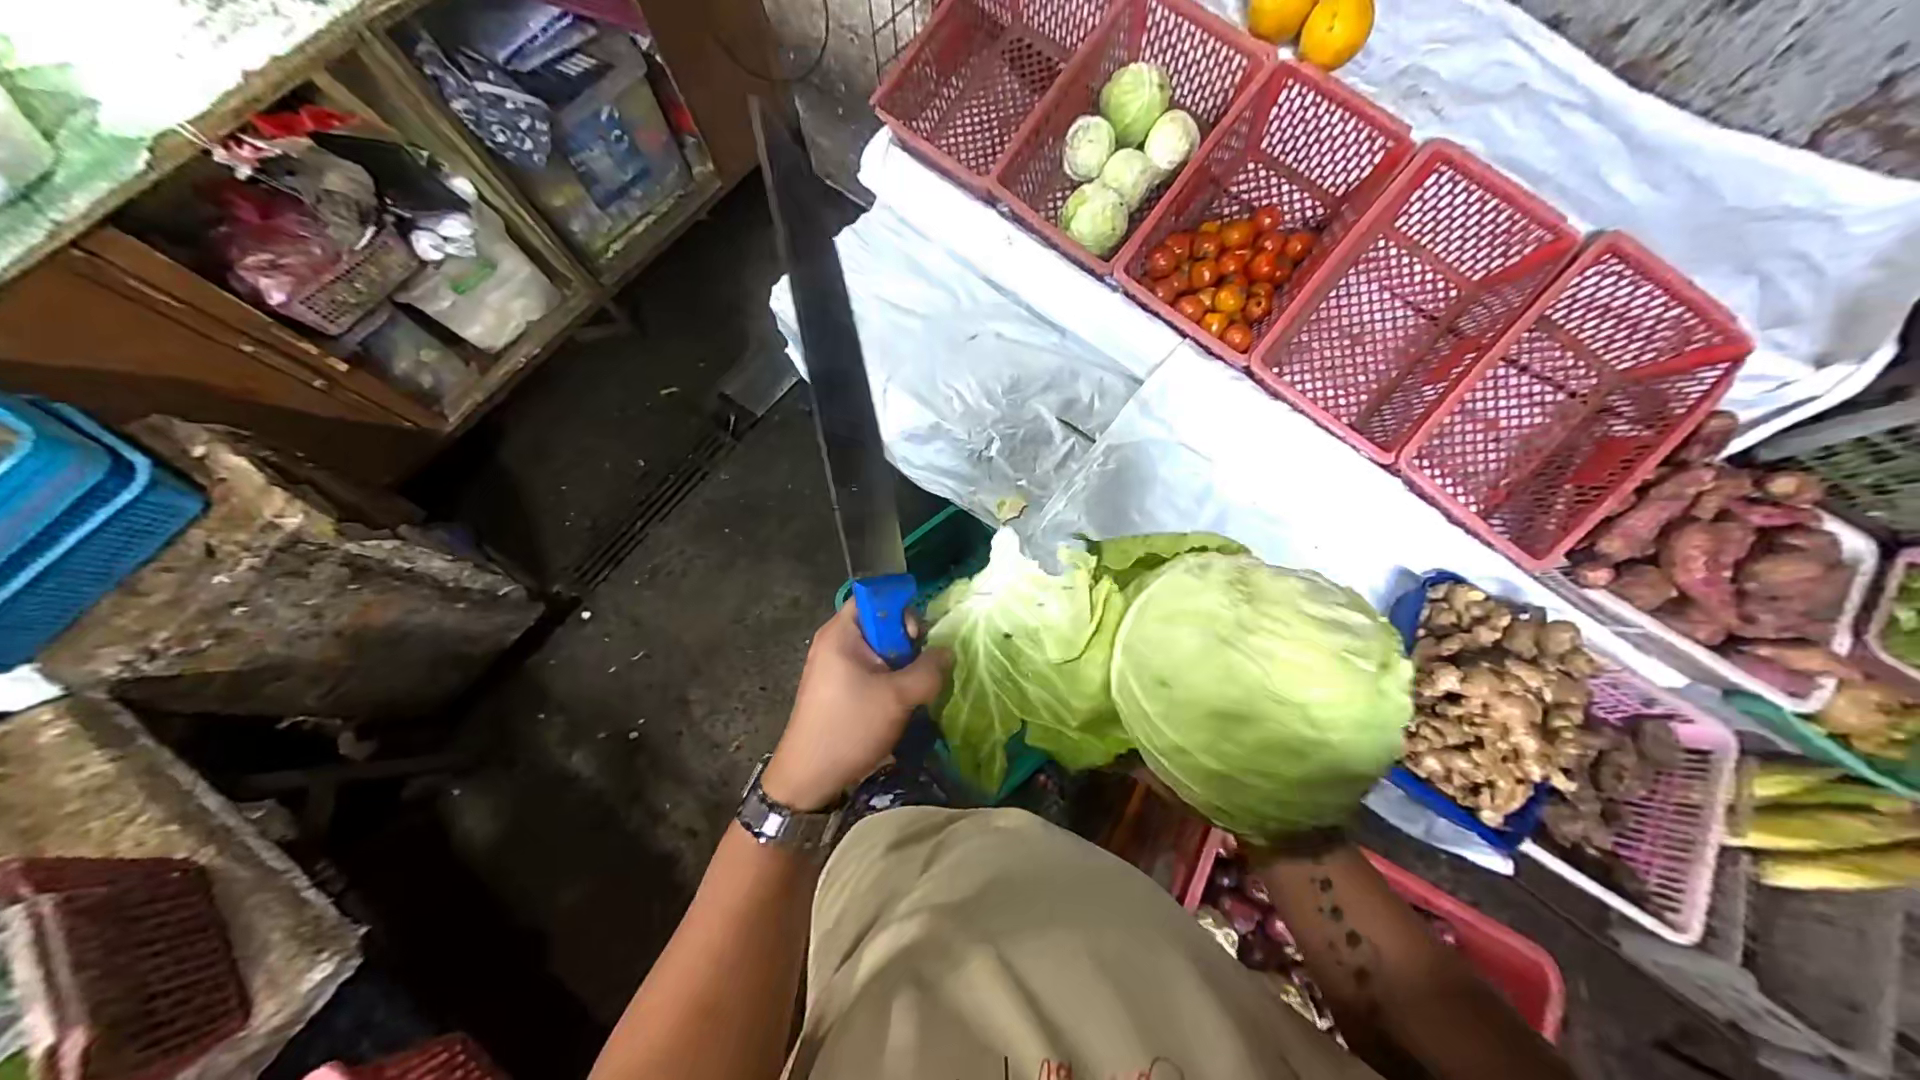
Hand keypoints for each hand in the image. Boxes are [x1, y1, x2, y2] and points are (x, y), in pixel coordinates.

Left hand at [761, 603, 951, 810]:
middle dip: (906, 642)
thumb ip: (929, 669)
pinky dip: (889, 681)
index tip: (915, 637)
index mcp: (841, 632)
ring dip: (901, 666)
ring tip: (912, 690)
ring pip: (880, 650)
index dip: (900, 608)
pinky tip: (899, 703)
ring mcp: (835, 666)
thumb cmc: (850, 727)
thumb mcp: (898, 696)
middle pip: (880, 623)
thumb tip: (946, 652)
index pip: (875, 596)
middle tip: (919, 668)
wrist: (809, 778)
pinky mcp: (839, 688)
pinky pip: (871, 670)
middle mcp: (835, 642)